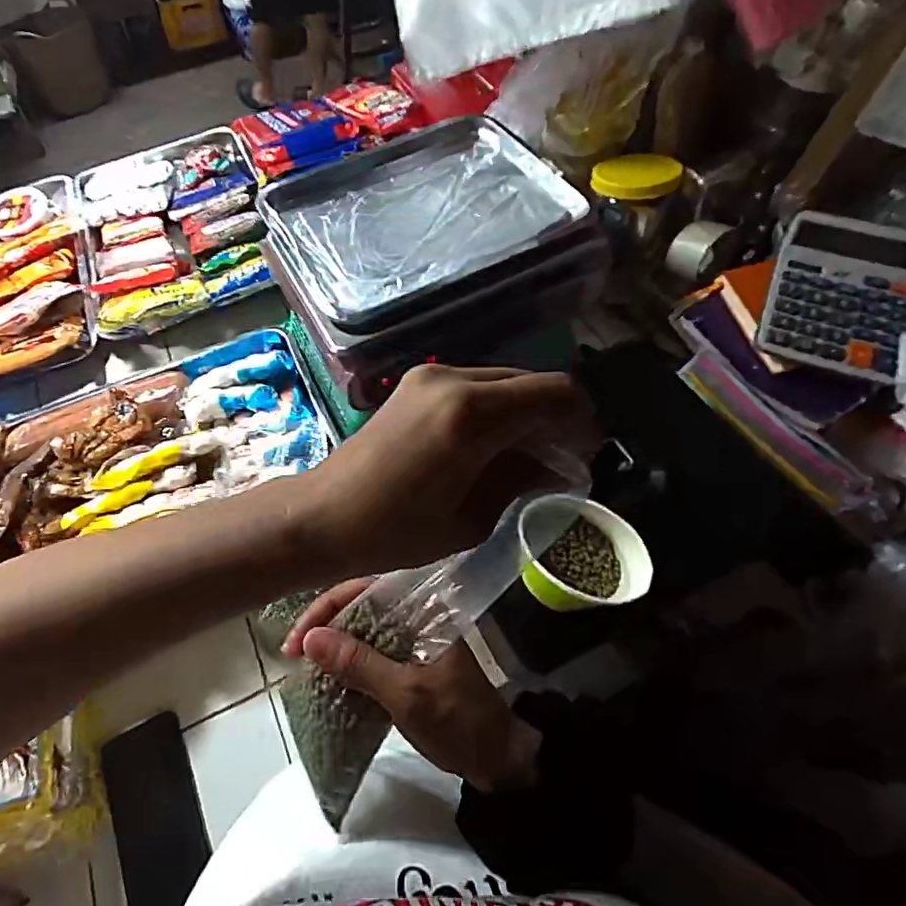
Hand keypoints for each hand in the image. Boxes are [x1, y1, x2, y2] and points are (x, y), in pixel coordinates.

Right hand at [283, 579, 541, 791]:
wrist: (498, 758)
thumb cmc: (458, 721)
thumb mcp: (406, 694)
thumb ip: (359, 664)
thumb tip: (310, 639)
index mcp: (422, 609)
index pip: (364, 588)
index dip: (325, 609)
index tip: (296, 640)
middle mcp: (415, 615)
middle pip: (359, 605)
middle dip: (323, 624)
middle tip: (290, 652)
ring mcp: (411, 638)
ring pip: (361, 629)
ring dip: (331, 644)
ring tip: (300, 662)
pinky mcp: (407, 662)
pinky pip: (369, 652)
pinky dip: (346, 662)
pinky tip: (325, 675)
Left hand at [291, 365, 598, 577]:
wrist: (323, 515)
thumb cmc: (394, 531)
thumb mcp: (472, 519)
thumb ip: (522, 481)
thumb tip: (559, 466)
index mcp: (472, 415)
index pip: (556, 393)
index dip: (581, 423)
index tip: (582, 458)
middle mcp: (453, 378)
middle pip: (533, 381)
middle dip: (555, 419)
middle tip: (557, 463)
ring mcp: (431, 374)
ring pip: (505, 380)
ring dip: (525, 412)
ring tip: (522, 458)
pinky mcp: (416, 382)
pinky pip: (476, 385)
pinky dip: (496, 409)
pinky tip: (489, 446)